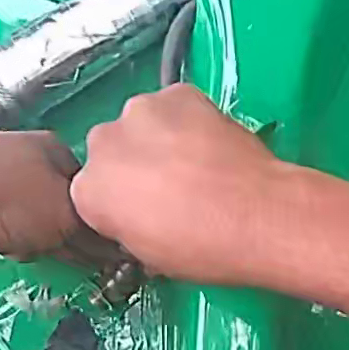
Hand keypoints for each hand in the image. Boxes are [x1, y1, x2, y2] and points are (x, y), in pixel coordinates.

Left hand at [0, 130, 98, 263]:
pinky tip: (8, 247)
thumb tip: (119, 246)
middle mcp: (19, 148)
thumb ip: (98, 230)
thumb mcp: (68, 217)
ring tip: (36, 250)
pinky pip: (3, 220)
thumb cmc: (8, 203)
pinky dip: (11, 236)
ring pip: (33, 211)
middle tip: (74, 255)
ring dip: (41, 236)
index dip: (101, 216)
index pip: (93, 182)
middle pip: (63, 198)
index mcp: (51, 144)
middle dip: (70, 230)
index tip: (104, 244)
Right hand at [73, 85, 289, 285]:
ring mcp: (140, 111)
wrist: (258, 216)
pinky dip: (189, 122)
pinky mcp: (179, 92)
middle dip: (135, 168)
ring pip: (143, 125)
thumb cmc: (203, 250)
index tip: (146, 216)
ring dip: (160, 141)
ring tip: (198, 167)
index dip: (121, 207)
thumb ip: (130, 230)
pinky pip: (176, 107)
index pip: (93, 195)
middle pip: (112, 153)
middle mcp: (103, 144)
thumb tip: (142, 221)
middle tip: (173, 191)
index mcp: (90, 193)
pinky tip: (213, 146)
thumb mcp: (153, 257)